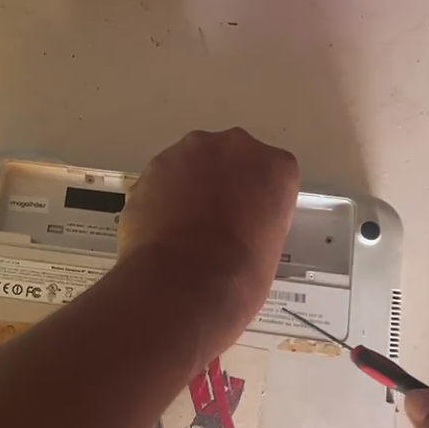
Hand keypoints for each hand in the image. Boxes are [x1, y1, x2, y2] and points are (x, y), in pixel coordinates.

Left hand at [116, 129, 298, 361]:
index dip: (254, 197)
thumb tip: (237, 220)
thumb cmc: (240, 273)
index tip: (246, 218)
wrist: (187, 281)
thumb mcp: (270, 242)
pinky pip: (160, 180)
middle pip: (228, 158)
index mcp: (276, 166)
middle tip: (213, 219)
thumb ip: (257, 215)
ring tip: (182, 227)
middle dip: (220, 182)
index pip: (269, 174)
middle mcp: (234, 146)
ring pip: (190, 164)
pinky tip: (160, 228)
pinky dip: (160, 197)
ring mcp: (189, 152)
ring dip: (187, 186)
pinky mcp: (152, 167)